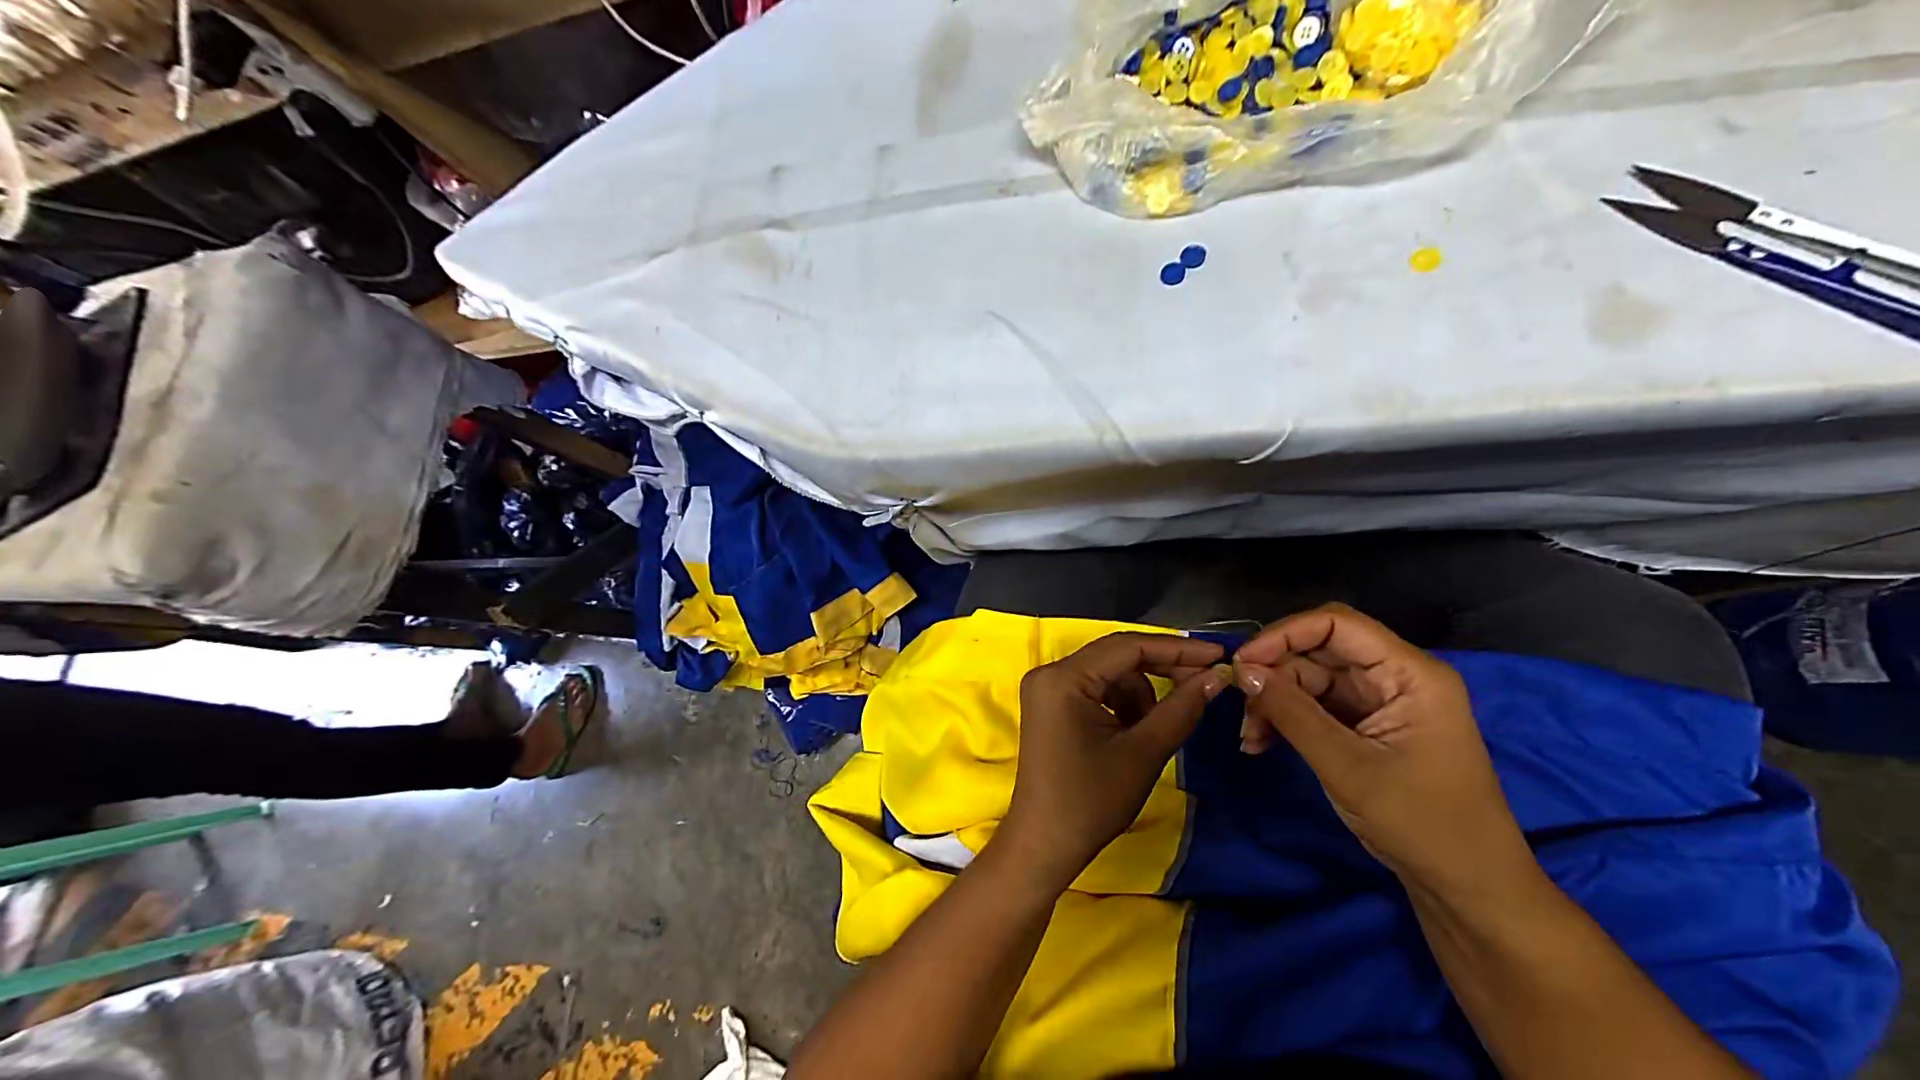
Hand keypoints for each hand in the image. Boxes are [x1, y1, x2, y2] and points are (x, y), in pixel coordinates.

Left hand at [1000, 633, 1230, 889]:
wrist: (1045, 843)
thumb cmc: (1092, 801)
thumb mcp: (1144, 753)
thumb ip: (1181, 708)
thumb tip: (1217, 676)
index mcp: (1063, 678)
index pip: (1128, 646)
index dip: (1177, 648)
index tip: (1218, 654)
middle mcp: (1050, 673)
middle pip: (1117, 656)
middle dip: (1163, 668)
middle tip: (1207, 682)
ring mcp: (1047, 689)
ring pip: (1110, 674)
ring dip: (1142, 693)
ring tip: (1157, 730)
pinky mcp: (1051, 705)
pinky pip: (1096, 690)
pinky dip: (1123, 704)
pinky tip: (1137, 733)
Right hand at [1233, 604, 1531, 893]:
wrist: (1470, 890)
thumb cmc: (1421, 825)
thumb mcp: (1347, 767)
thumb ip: (1292, 712)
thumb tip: (1243, 670)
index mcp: (1410, 674)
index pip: (1336, 624)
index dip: (1283, 634)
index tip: (1242, 664)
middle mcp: (1396, 677)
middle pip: (1318, 651)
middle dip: (1274, 676)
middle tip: (1242, 712)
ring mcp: (1382, 703)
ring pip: (1311, 680)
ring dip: (1275, 703)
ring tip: (1251, 739)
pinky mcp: (1370, 727)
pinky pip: (1317, 707)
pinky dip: (1287, 720)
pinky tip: (1263, 744)